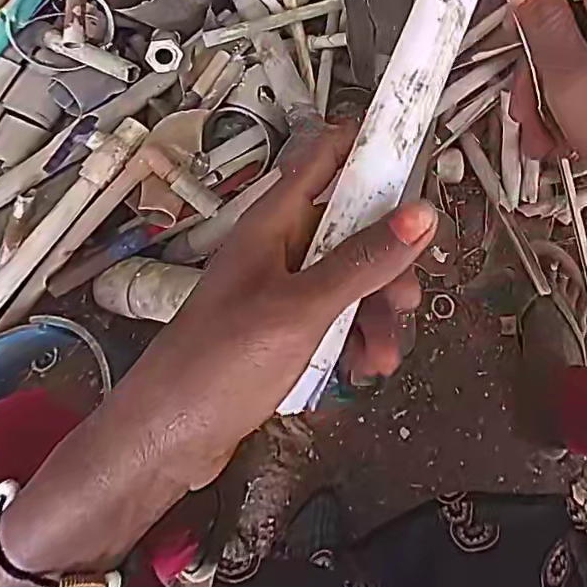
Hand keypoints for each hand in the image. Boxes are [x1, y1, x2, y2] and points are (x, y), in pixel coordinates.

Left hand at [0, 122, 431, 573]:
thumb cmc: (222, 362)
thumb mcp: (300, 309)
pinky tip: (362, 371)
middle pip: (352, 228)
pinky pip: (337, 318)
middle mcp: (281, 246)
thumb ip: (361, 262)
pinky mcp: (287, 329)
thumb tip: (420, 213)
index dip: (367, 145)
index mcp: (273, 221)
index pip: (324, 157)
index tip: (415, 155)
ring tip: (381, 358)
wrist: (167, 440)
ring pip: (352, 279)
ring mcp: (284, 289)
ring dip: (376, 315)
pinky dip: (356, 340)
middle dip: (388, 262)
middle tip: (406, 300)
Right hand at [502, 0, 586, 244]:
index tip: (508, 13)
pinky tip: (563, 124)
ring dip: (547, 77)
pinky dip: (570, 86)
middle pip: (564, 0)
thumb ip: (544, 25)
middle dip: (534, 48)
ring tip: (544, 123)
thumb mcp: (575, 87)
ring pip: (573, 34)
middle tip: (527, 92)